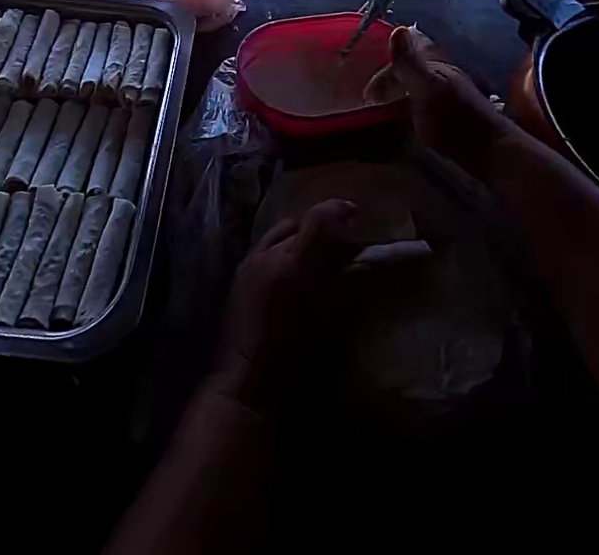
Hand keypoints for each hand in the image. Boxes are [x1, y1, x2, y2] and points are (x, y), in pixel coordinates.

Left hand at [209, 199, 358, 413]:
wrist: (250, 388)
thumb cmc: (301, 365)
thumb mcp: (335, 324)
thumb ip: (347, 286)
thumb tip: (361, 264)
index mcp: (295, 264)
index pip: (319, 218)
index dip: (339, 210)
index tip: (355, 213)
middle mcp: (268, 255)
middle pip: (297, 224)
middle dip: (319, 230)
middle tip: (339, 247)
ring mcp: (248, 265)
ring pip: (277, 235)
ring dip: (297, 241)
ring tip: (314, 260)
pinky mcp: (237, 278)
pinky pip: (262, 251)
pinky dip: (280, 253)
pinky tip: (290, 275)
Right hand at [366, 25, 509, 163]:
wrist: (492, 156)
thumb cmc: (456, 121)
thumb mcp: (428, 90)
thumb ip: (410, 64)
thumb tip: (398, 29)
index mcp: (436, 67)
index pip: (404, 56)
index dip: (384, 71)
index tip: (368, 94)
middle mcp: (441, 79)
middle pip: (408, 73)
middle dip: (388, 84)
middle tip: (370, 105)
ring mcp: (445, 100)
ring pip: (413, 92)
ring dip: (395, 101)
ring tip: (380, 118)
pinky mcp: (447, 120)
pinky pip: (417, 111)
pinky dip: (404, 117)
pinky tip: (399, 128)